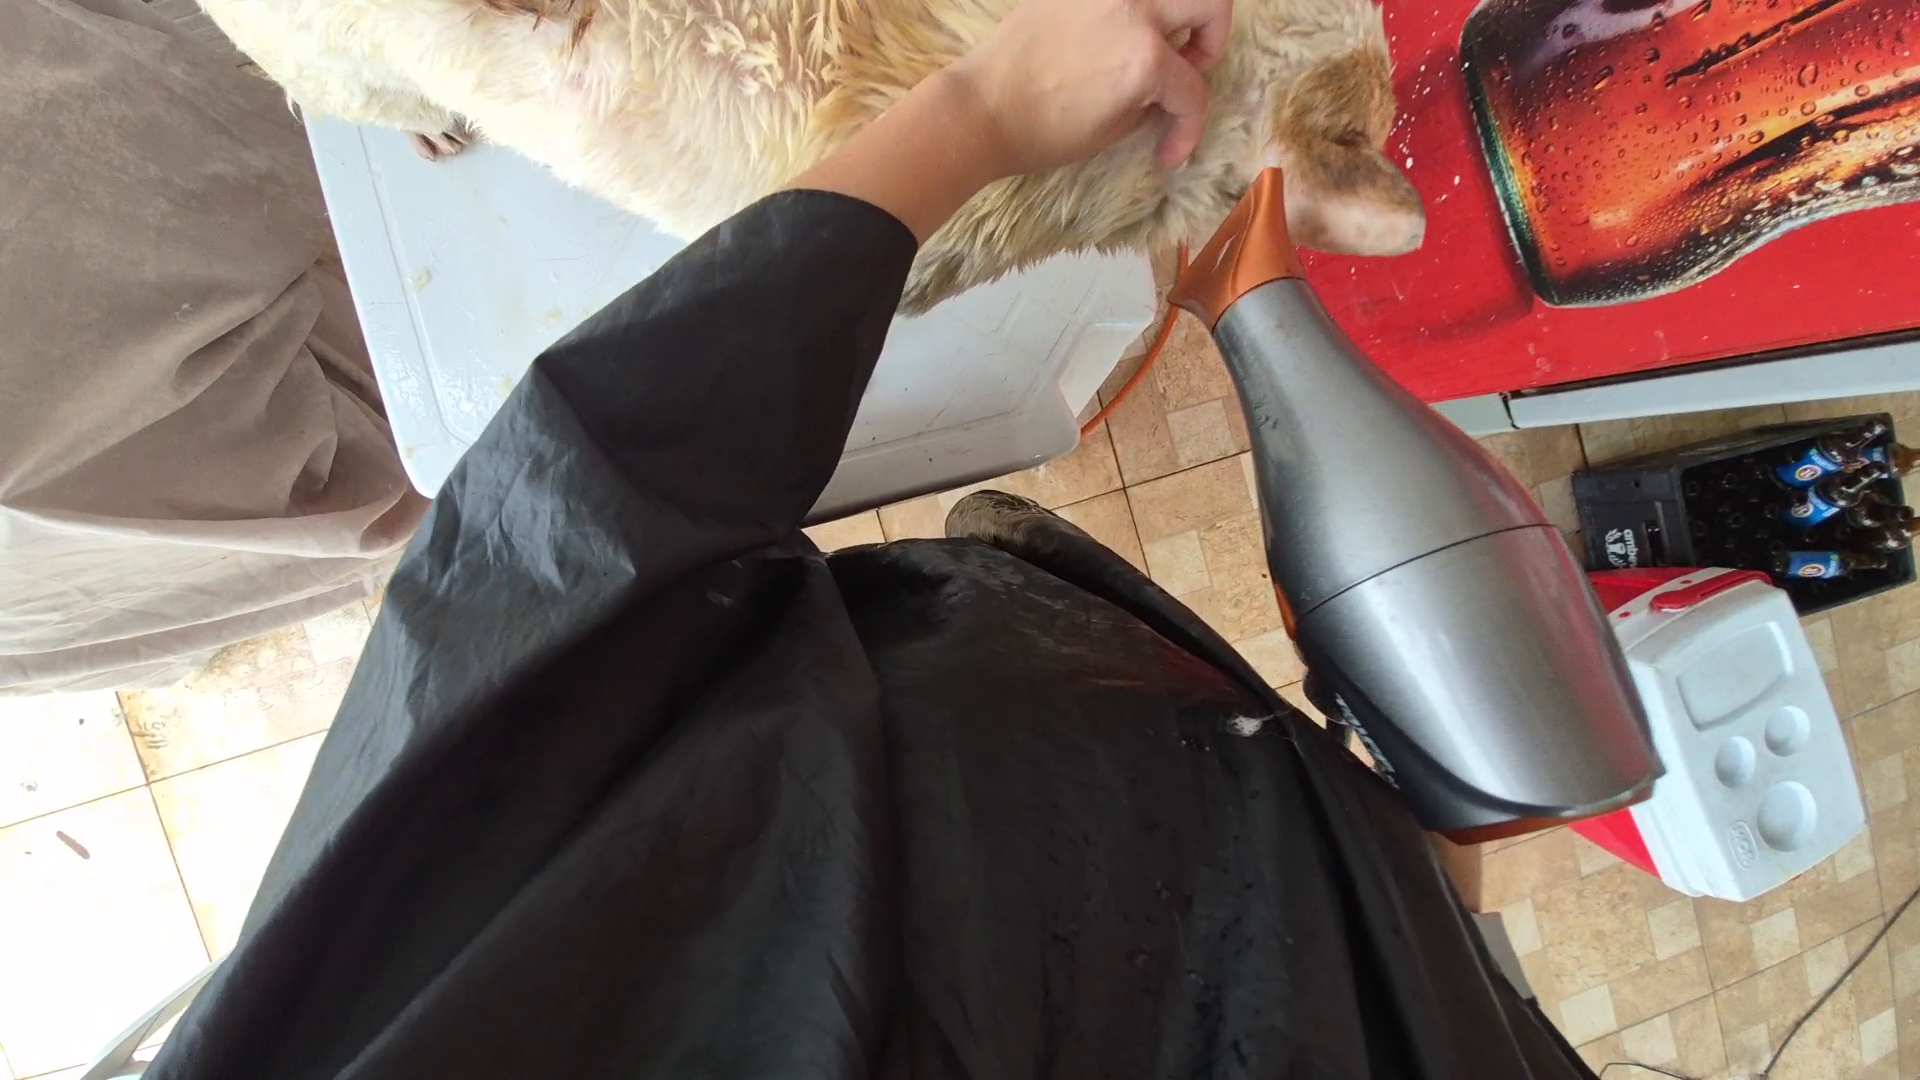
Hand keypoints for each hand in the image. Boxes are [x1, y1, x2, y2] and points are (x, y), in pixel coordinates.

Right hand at [785, 0, 1231, 241]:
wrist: (982, 111)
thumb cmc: (1008, 87)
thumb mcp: (1062, 34)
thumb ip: (1111, 42)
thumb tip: (1150, 79)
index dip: (1171, 29)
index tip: (1163, 61)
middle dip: (1210, 24)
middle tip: (1190, 66)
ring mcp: (1137, 16)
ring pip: (1212, 9)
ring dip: (1206, 58)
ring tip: (1178, 113)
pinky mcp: (1143, 61)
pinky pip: (1192, 92)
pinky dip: (1189, 126)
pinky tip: (1169, 153)